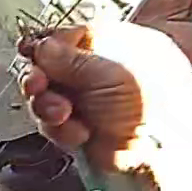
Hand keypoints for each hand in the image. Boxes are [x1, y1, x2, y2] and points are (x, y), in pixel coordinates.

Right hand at [18, 22, 191, 170]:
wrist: (157, 152)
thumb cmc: (151, 107)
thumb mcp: (109, 72)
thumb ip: (70, 58)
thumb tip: (42, 46)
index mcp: (116, 47)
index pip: (69, 38)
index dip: (48, 47)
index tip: (34, 54)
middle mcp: (99, 73)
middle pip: (49, 69)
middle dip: (39, 80)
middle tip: (38, 86)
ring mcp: (87, 101)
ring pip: (44, 98)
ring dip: (48, 107)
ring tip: (63, 115)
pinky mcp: (77, 126)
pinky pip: (49, 123)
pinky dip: (59, 129)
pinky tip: (78, 131)